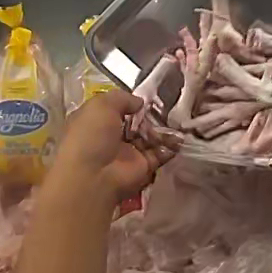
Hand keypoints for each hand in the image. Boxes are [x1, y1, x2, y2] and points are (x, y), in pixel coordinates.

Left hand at [46, 90, 169, 206]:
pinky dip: (171, 146)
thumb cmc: (92, 136)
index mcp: (96, 121)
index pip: (117, 109)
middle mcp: (112, 136)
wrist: (95, 175)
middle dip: (152, 116)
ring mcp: (128, 152)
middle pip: (137, 123)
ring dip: (163, 130)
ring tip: (177, 121)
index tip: (149, 97)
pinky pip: (160, 153)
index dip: (131, 102)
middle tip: (168, 108)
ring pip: (150, 137)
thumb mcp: (101, 106)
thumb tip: (140, 102)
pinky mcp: (143, 165)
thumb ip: (122, 98)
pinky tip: (179, 138)